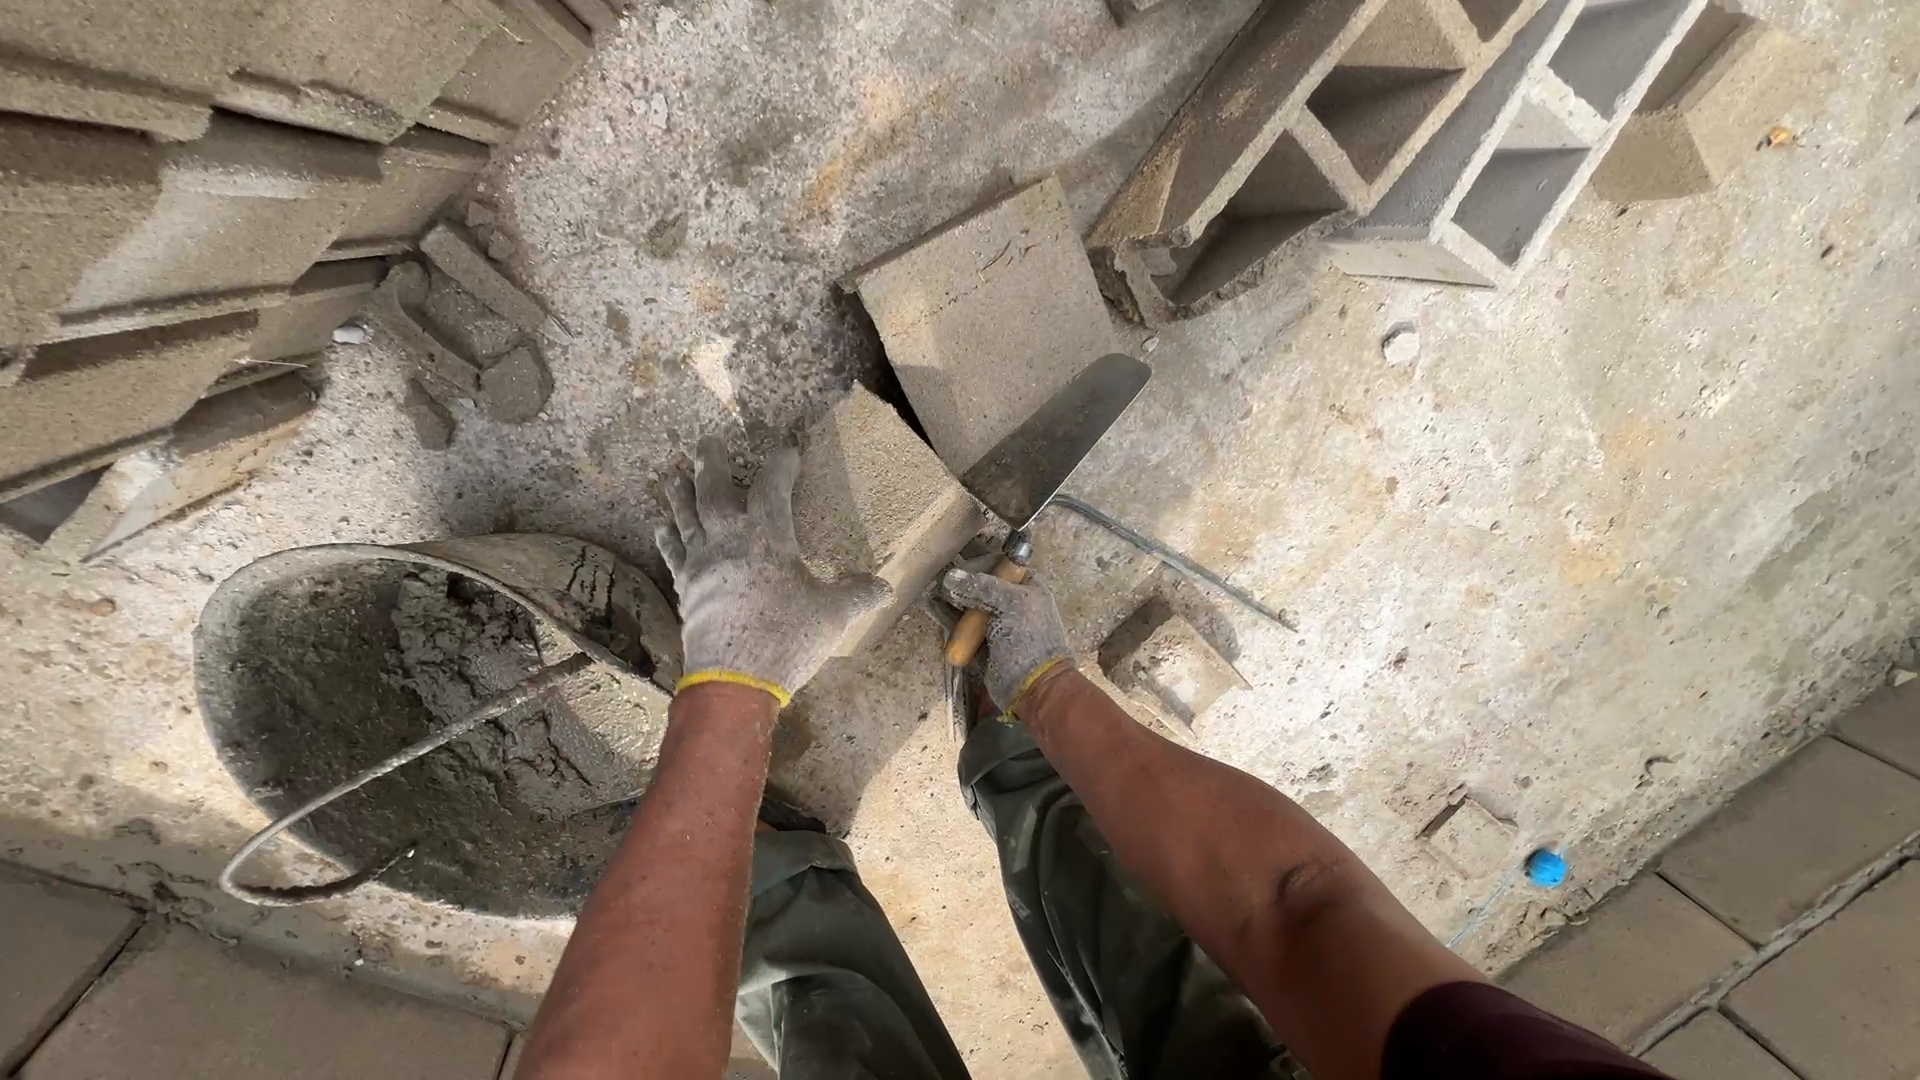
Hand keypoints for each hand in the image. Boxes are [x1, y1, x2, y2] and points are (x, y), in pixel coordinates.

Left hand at [656, 437, 891, 705]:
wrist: (734, 680)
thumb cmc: (787, 639)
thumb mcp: (833, 614)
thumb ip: (857, 594)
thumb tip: (885, 586)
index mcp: (767, 537)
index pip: (772, 486)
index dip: (780, 463)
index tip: (787, 448)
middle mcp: (728, 540)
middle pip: (713, 491)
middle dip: (711, 464)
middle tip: (707, 443)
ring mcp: (702, 563)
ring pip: (686, 516)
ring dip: (680, 492)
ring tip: (672, 474)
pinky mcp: (687, 588)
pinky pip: (673, 554)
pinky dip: (667, 538)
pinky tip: (660, 527)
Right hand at [940, 563, 1074, 712]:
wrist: (1032, 686)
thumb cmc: (1029, 639)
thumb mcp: (1012, 604)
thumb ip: (982, 587)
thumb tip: (950, 578)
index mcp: (1027, 588)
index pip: (1001, 565)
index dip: (981, 565)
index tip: (962, 568)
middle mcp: (1010, 602)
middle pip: (981, 584)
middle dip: (962, 581)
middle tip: (945, 581)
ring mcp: (993, 623)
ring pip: (967, 604)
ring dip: (950, 597)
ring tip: (933, 590)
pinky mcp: (979, 642)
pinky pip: (959, 624)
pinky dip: (945, 615)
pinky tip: (931, 604)